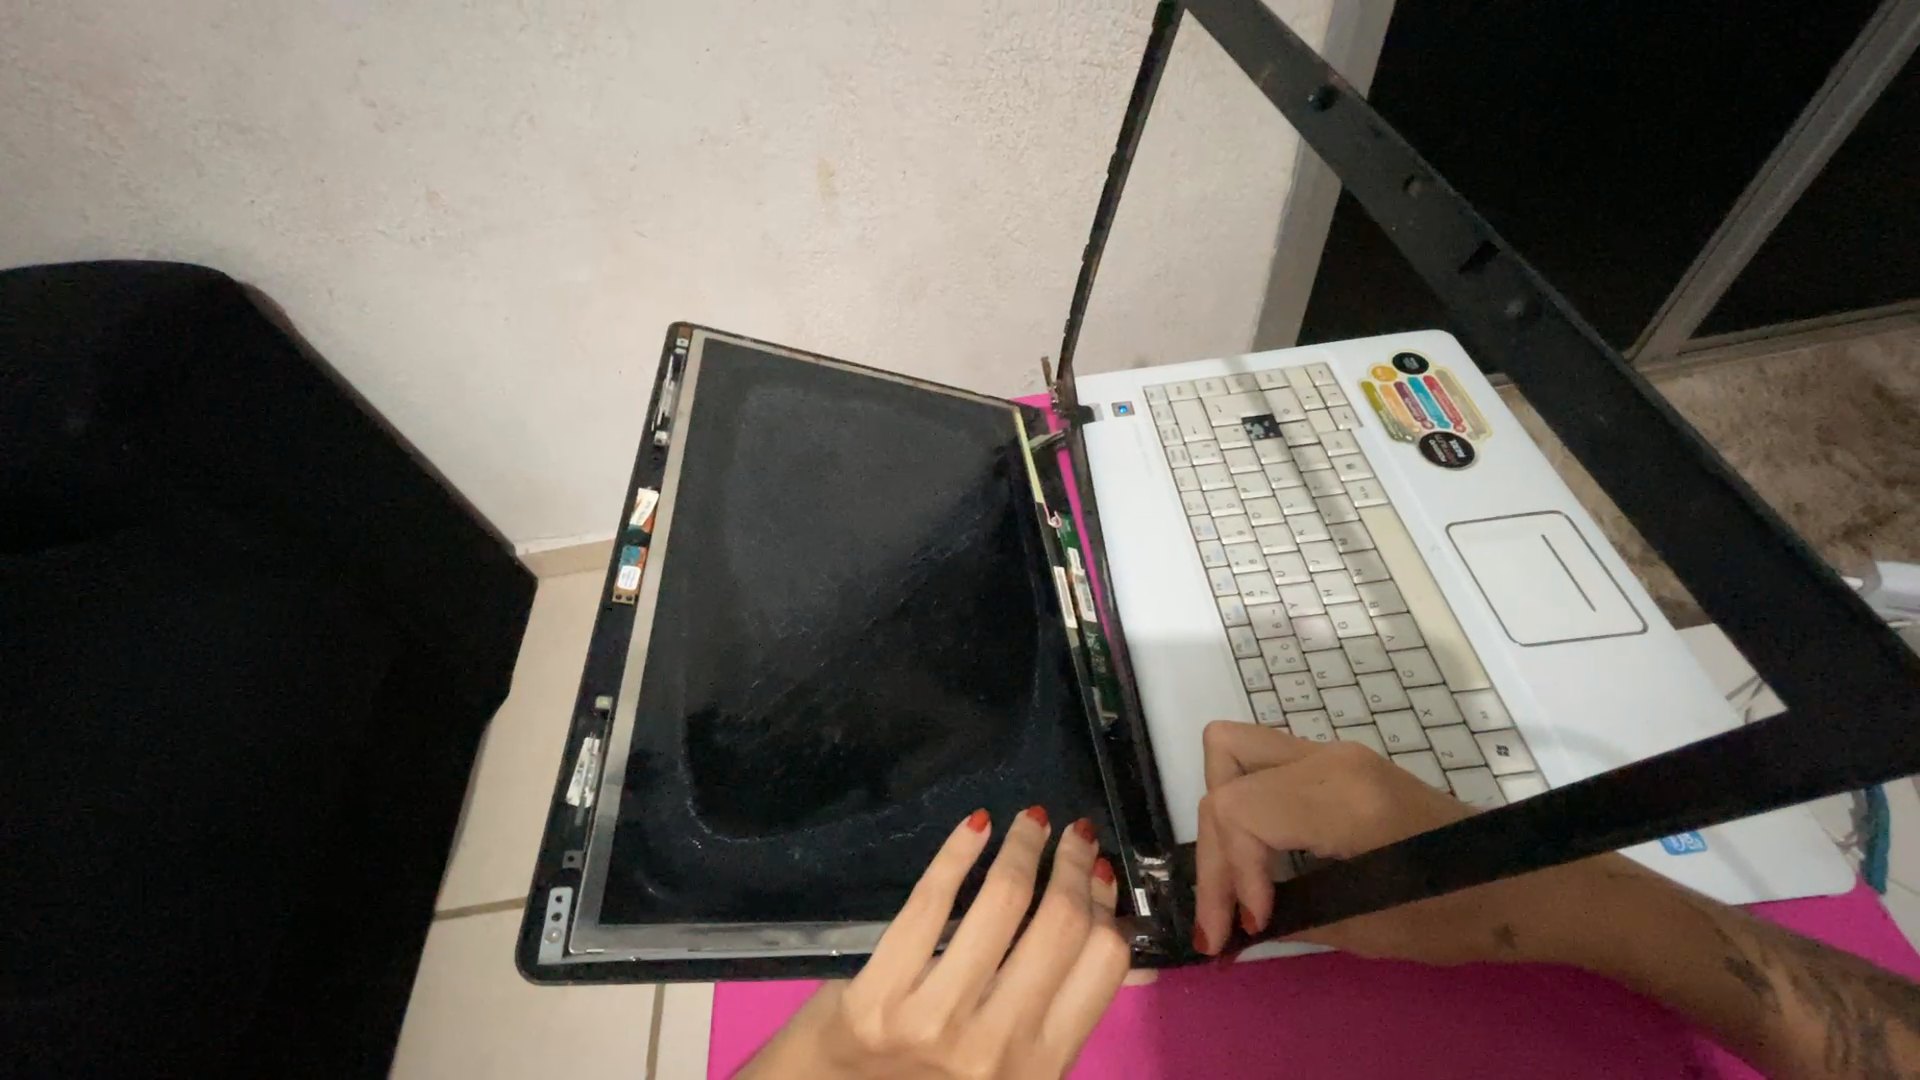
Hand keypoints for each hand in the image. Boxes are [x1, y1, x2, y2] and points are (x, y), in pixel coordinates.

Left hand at [741, 807, 1129, 1079]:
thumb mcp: (1011, 1067)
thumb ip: (1053, 1010)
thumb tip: (1109, 929)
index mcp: (1042, 1067)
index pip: (1102, 962)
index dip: (1107, 903)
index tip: (1101, 870)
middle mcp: (998, 1047)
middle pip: (1060, 923)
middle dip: (1074, 864)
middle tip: (1075, 834)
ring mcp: (935, 1019)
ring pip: (1002, 901)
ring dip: (1024, 846)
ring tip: (1031, 822)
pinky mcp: (879, 995)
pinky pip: (931, 900)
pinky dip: (958, 851)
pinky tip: (976, 824)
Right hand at [1192, 721, 1636, 965]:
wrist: (1535, 882)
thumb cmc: (1466, 915)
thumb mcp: (1375, 930)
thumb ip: (1292, 919)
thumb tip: (1232, 931)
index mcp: (1344, 796)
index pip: (1238, 809)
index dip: (1228, 871)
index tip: (1248, 928)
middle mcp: (1328, 757)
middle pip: (1223, 778)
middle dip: (1212, 851)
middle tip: (1222, 920)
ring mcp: (1330, 750)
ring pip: (1230, 750)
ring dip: (1220, 815)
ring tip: (1233, 878)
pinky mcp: (1333, 759)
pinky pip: (1259, 763)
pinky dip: (1242, 805)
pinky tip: (1257, 858)